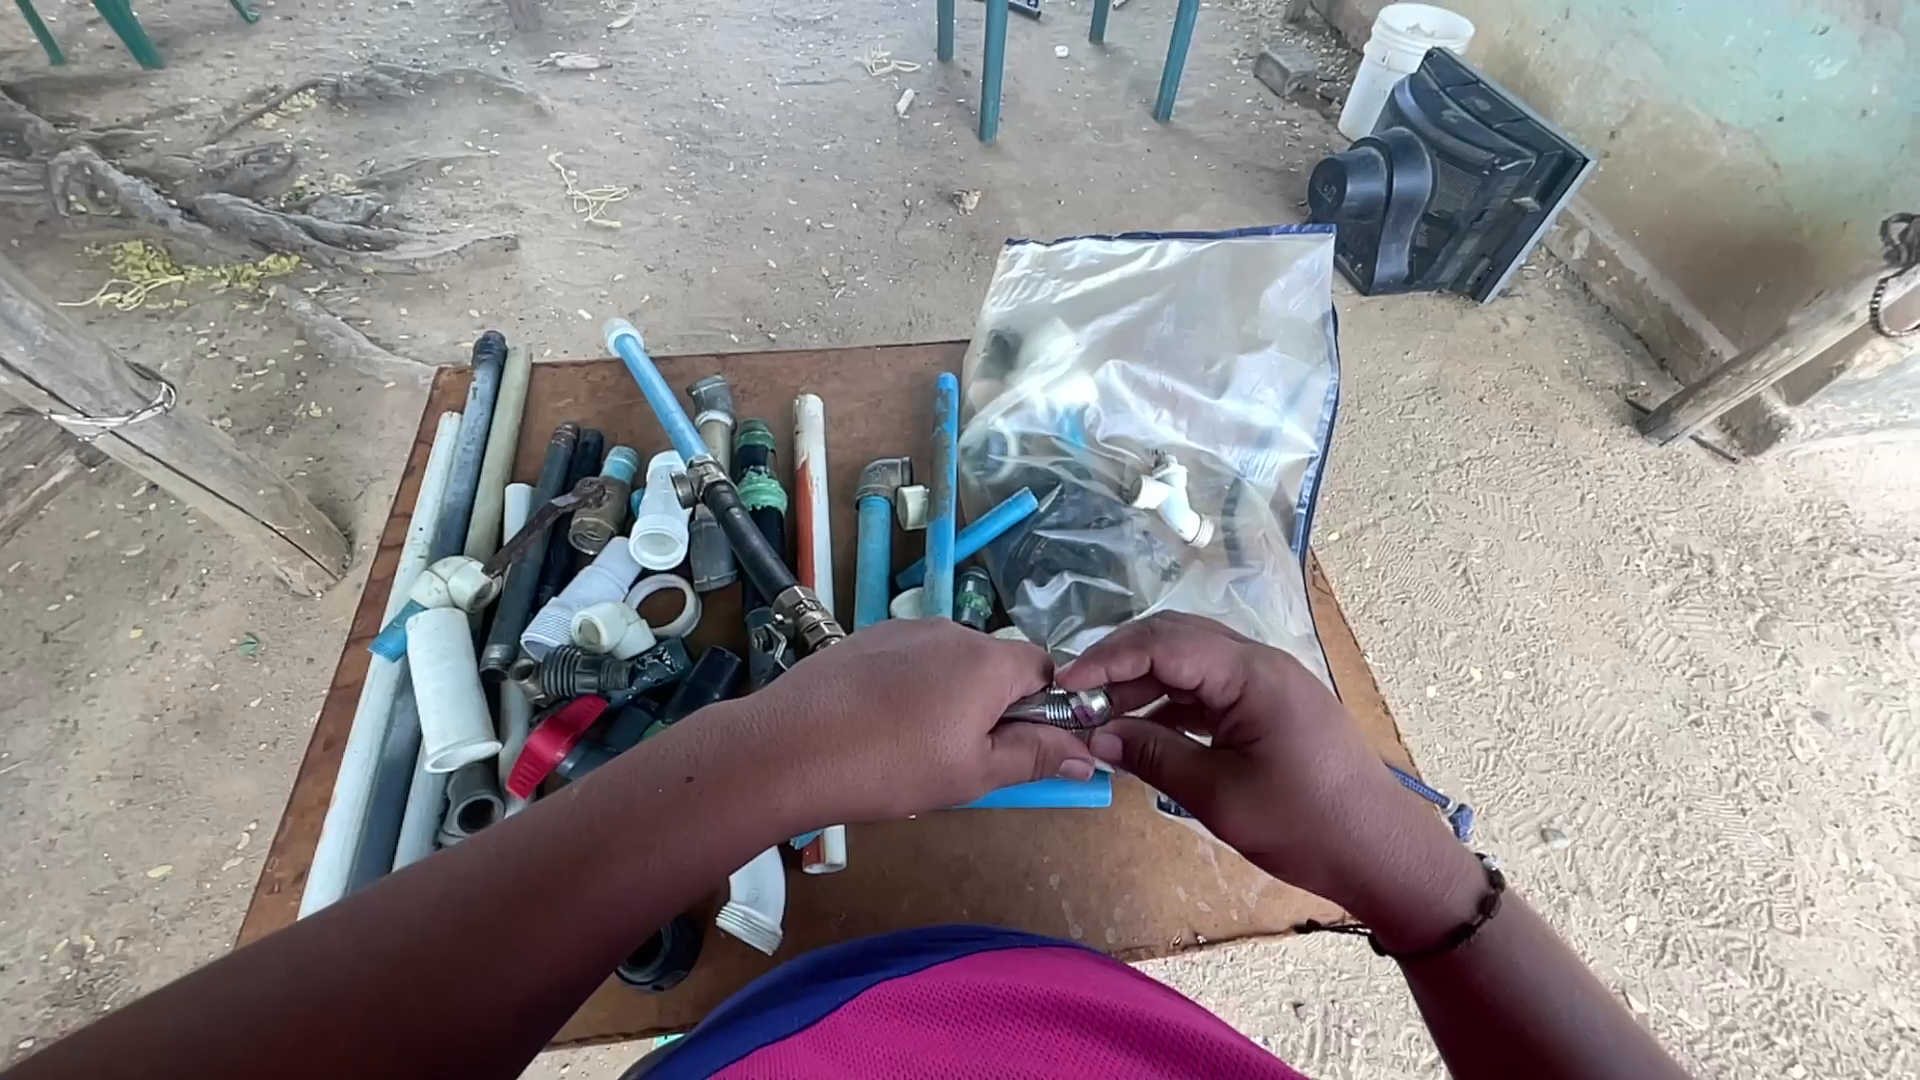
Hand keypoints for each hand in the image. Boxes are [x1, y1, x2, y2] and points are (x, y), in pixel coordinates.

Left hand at [720, 618, 1098, 827]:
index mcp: (988, 659)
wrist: (790, 746)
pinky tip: (880, 720)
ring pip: (951, 662)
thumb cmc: (893, 764)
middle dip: (993, 705)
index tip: (1018, 744)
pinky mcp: (868, 637)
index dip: (1042, 706)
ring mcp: (905, 629)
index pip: (1045, 667)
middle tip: (962, 754)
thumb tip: (1085, 751)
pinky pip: (911, 658)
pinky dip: (912, 686)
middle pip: (996, 663)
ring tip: (912, 742)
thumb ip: (1035, 756)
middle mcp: (952, 629)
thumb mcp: (973, 772)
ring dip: (951, 695)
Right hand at [1057, 613, 1482, 946]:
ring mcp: (1264, 680)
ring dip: (1142, 681)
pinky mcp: (1265, 703)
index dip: (1108, 658)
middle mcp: (1257, 662)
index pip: (1163, 643)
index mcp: (1250, 673)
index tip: (1065, 682)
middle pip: (1173, 638)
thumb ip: (1154, 755)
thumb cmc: (1306, 825)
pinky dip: (1168, 701)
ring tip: (1101, 711)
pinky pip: (1206, 686)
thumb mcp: (1219, 795)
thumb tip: (1098, 736)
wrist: (1386, 856)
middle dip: (1120, 661)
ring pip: (1187, 660)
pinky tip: (1142, 726)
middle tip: (1077, 691)